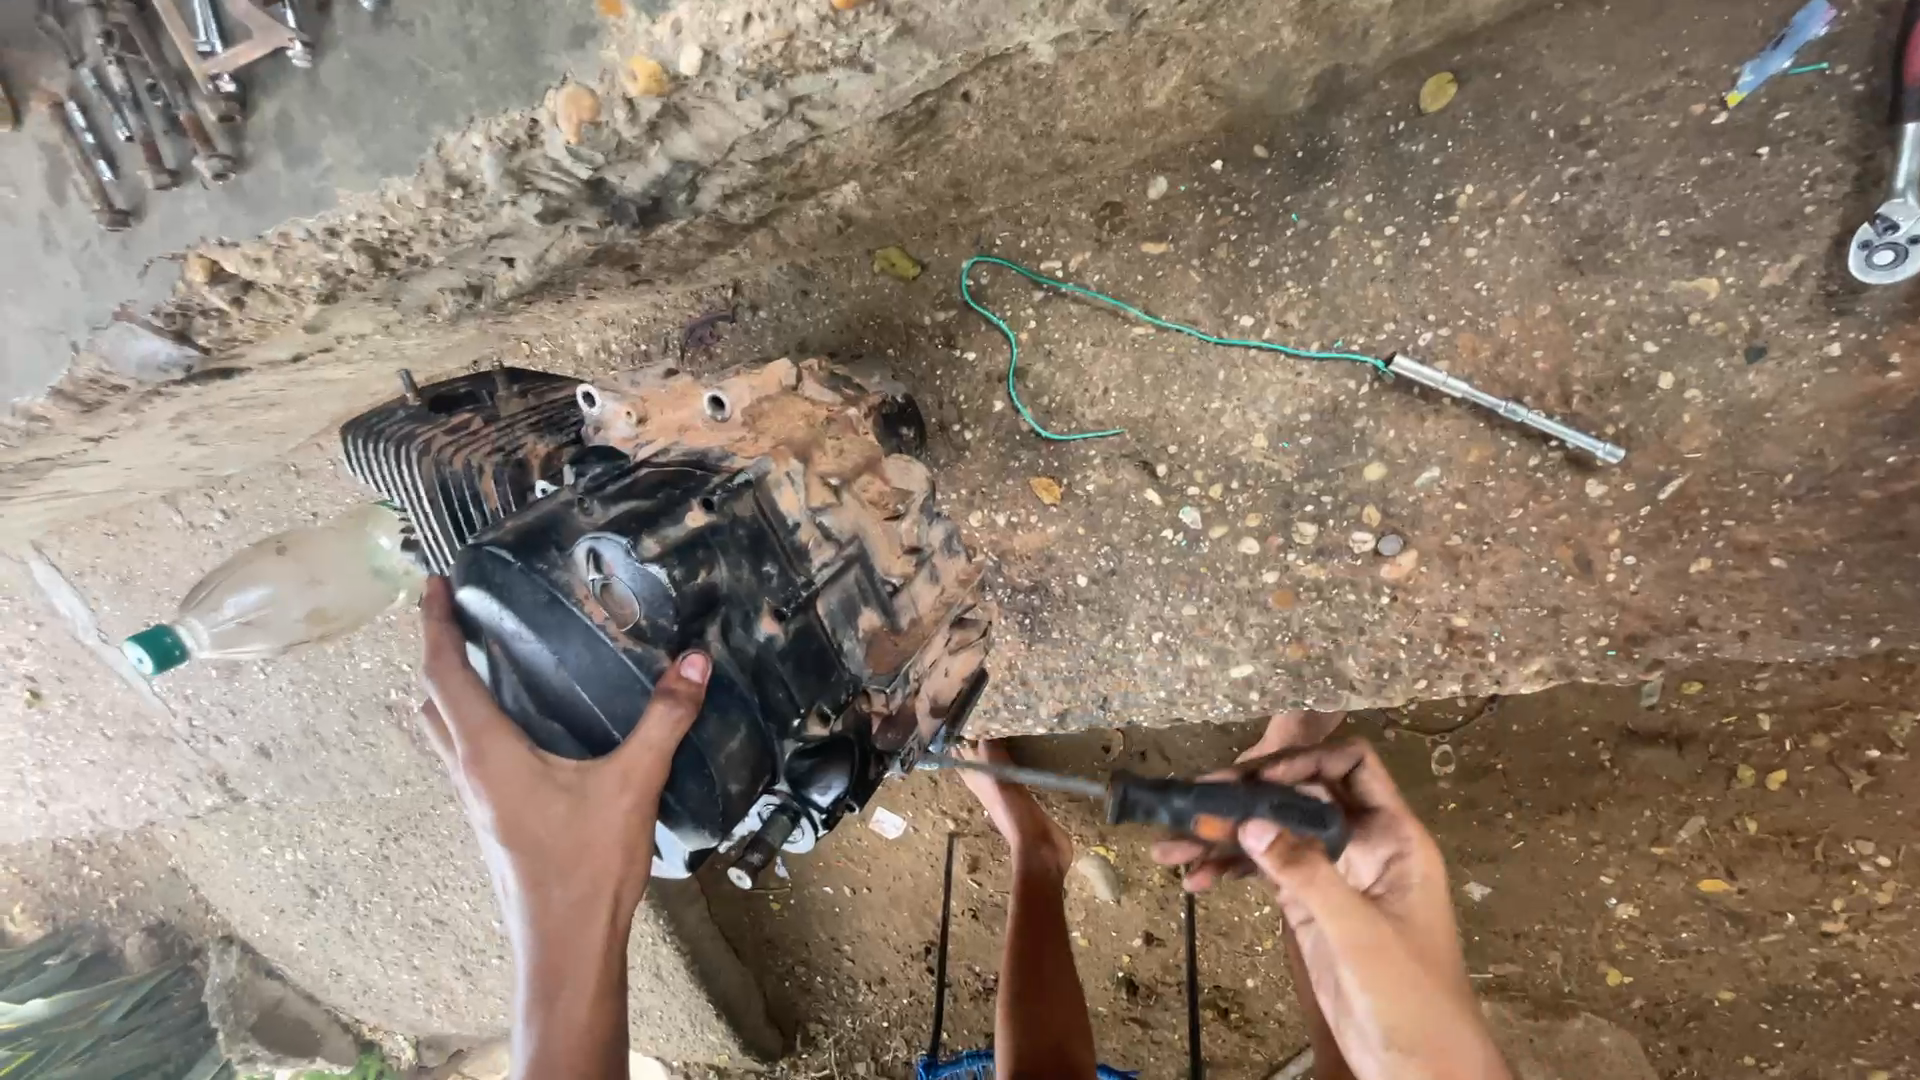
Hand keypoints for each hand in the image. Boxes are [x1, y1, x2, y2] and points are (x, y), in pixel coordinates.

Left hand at [417, 575, 709, 1078]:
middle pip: (430, 700)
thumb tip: (695, 660)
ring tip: (478, 653)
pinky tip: (513, 720)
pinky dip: (470, 717)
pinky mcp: (493, 816)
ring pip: (442, 729)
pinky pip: (464, 751)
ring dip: (446, 686)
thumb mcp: (633, 783)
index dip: (433, 626)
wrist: (565, 944)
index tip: (432, 583)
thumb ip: (665, 719)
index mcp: (488, 754)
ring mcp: (475, 799)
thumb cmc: (587, 863)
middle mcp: (468, 772)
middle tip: (456, 611)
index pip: (444, 675)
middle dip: (434, 650)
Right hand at [1160, 736, 1508, 1079]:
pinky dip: (1228, 870)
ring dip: (1223, 836)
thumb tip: (1248, 822)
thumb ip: (1306, 871)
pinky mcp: (1304, 900)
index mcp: (1391, 836)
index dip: (1305, 761)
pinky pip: (1261, 868)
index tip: (1259, 777)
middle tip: (1195, 800)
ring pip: (1271, 830)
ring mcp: (1328, 870)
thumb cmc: (1411, 997)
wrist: (1422, 1072)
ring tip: (1172, 848)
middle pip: (1297, 795)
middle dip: (1245, 796)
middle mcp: (1357, 842)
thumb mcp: (1359, 931)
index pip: (1351, 766)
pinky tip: (1196, 880)